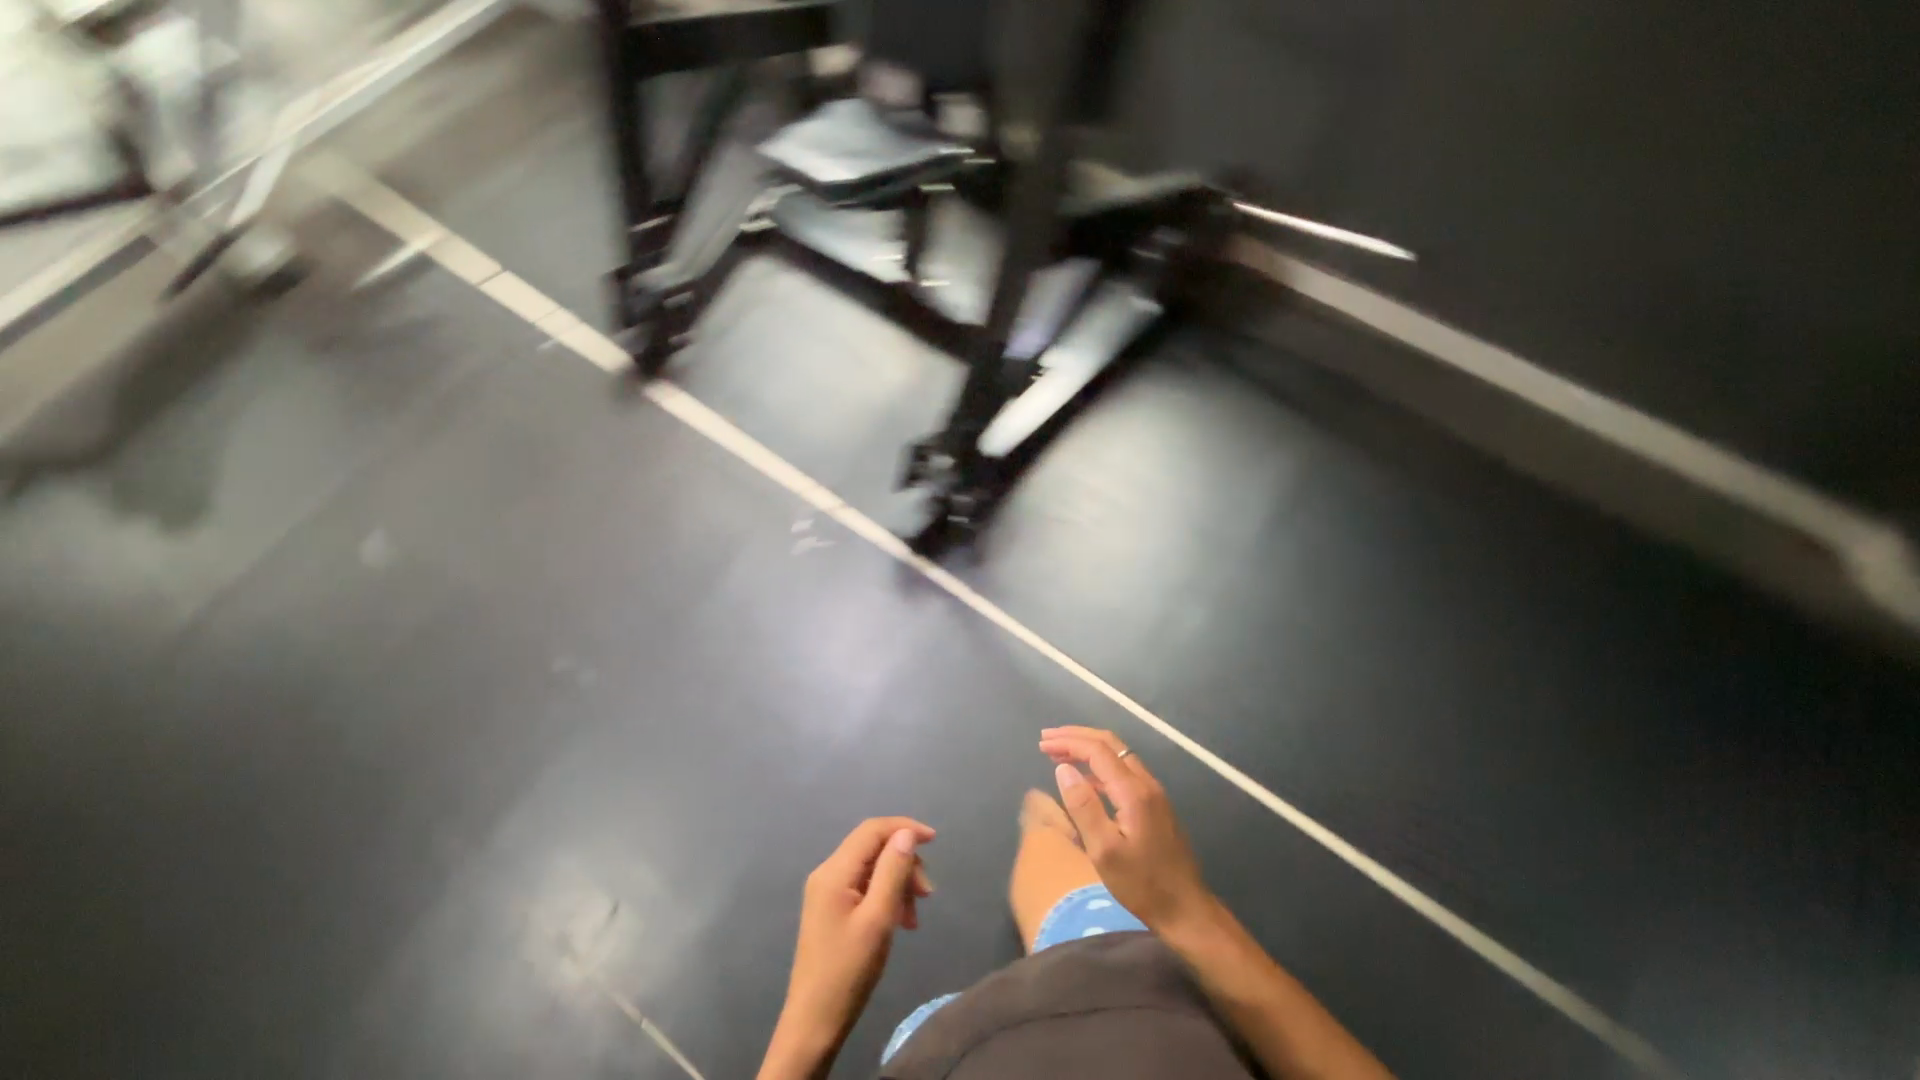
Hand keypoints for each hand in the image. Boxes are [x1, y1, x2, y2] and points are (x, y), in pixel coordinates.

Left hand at [778, 817, 935, 1047]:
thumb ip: (892, 871)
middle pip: (873, 848)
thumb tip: (906, 834)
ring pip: (871, 869)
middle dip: (904, 863)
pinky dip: (887, 897)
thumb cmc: (848, 970)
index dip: (904, 828)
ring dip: (898, 883)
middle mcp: (827, 874)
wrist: (815, 1021)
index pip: (871, 830)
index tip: (935, 841)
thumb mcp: (878, 919)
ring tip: (914, 918)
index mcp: (834, 872)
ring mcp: (827, 893)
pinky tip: (900, 922)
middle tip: (927, 895)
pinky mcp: (831, 911)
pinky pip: (864, 888)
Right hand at [1039, 727, 1214, 933]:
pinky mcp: (1155, 807)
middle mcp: (1146, 784)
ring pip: (1119, 756)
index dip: (1068, 742)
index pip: (1098, 750)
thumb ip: (1083, 806)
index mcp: (1133, 791)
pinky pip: (1124, 772)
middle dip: (1077, 737)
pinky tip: (1085, 780)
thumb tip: (1063, 769)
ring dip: (1088, 750)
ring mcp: (1154, 795)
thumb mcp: (1104, 851)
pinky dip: (1100, 767)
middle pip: (1110, 744)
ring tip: (1059, 755)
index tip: (1042, 745)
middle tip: (1047, 739)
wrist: (1186, 909)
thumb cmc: (1141, 884)